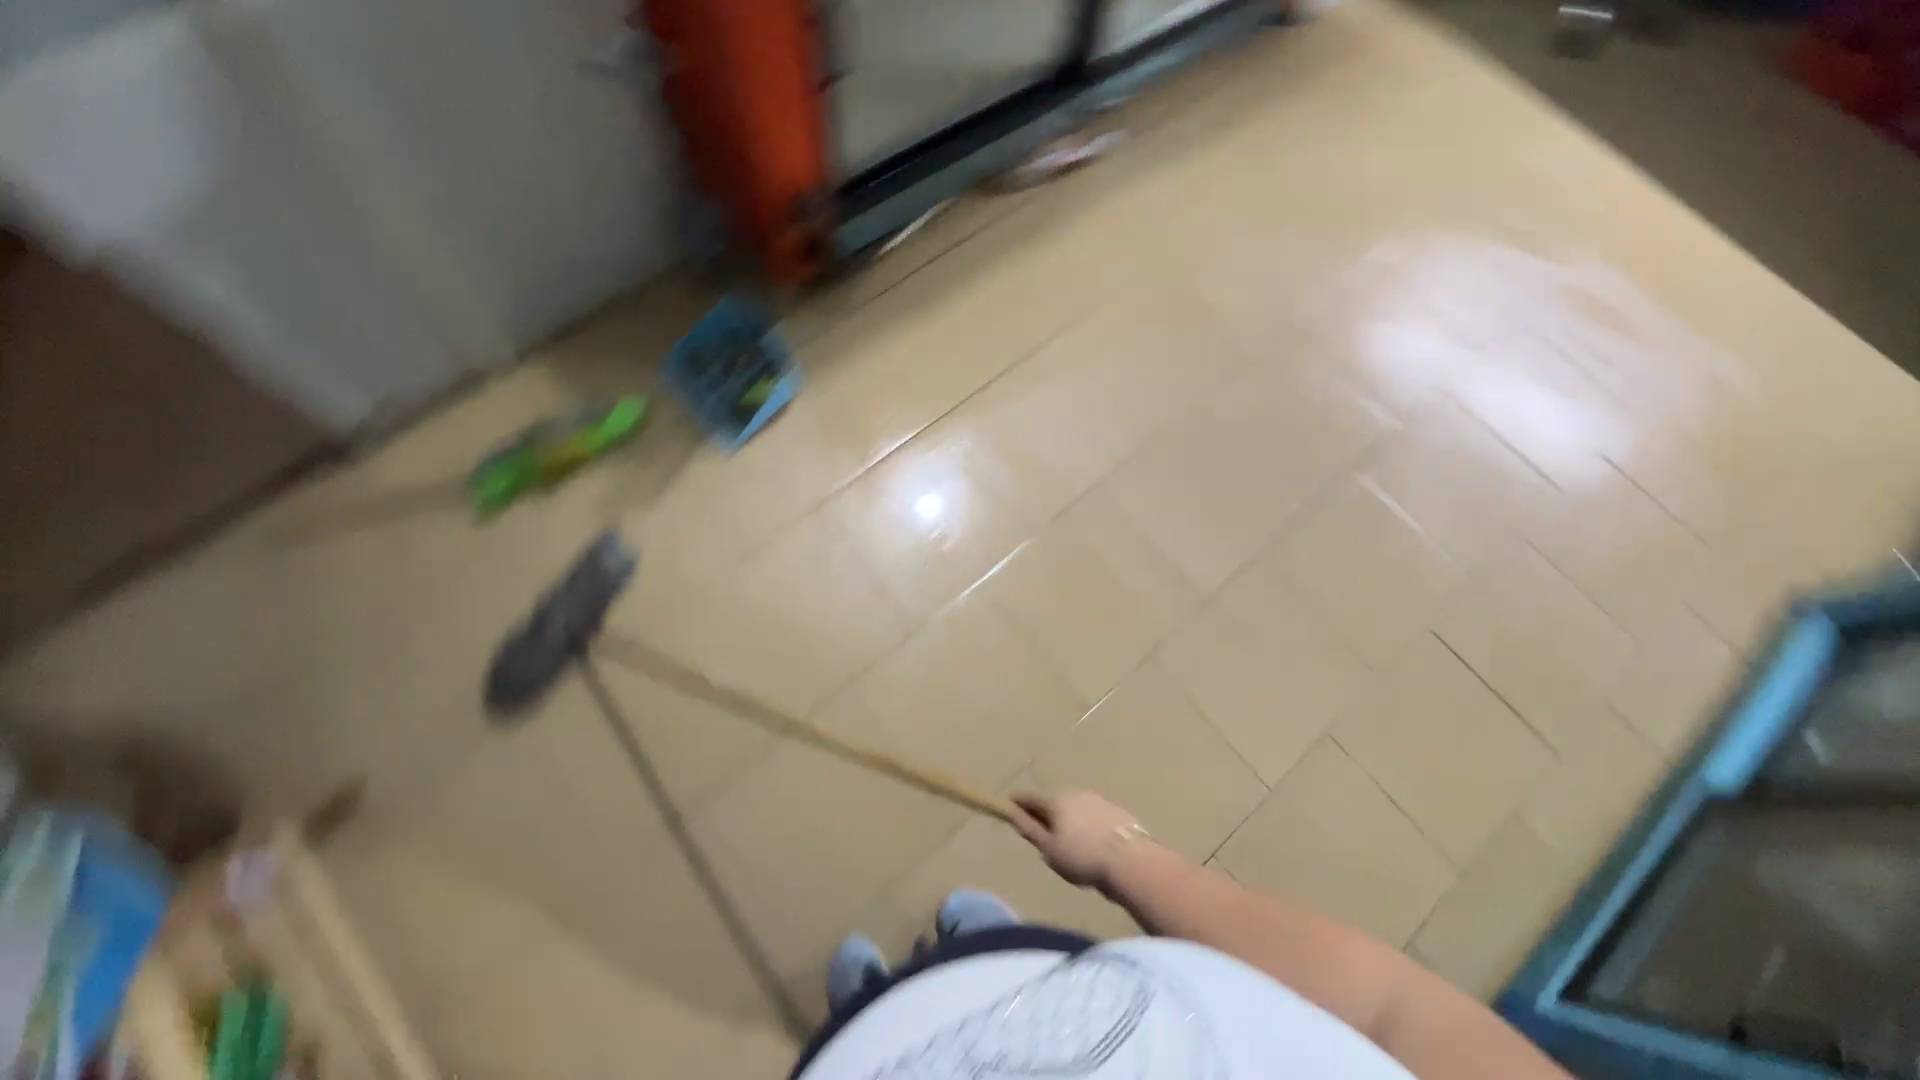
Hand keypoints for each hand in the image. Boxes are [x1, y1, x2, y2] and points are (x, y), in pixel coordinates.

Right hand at [1009, 790, 1150, 888]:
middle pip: (1054, 800)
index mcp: (1056, 800)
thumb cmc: (1082, 857)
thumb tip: (1013, 813)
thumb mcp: (1049, 849)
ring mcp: (1099, 800)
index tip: (1009, 804)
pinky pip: (1092, 814)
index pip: (1030, 797)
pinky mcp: (1117, 811)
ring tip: (1067, 837)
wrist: (1130, 860)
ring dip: (1067, 817)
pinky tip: (1090, 839)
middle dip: (1045, 811)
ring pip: (1075, 806)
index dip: (1018, 802)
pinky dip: (1086, 822)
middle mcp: (1076, 793)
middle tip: (1039, 827)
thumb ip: (1030, 830)